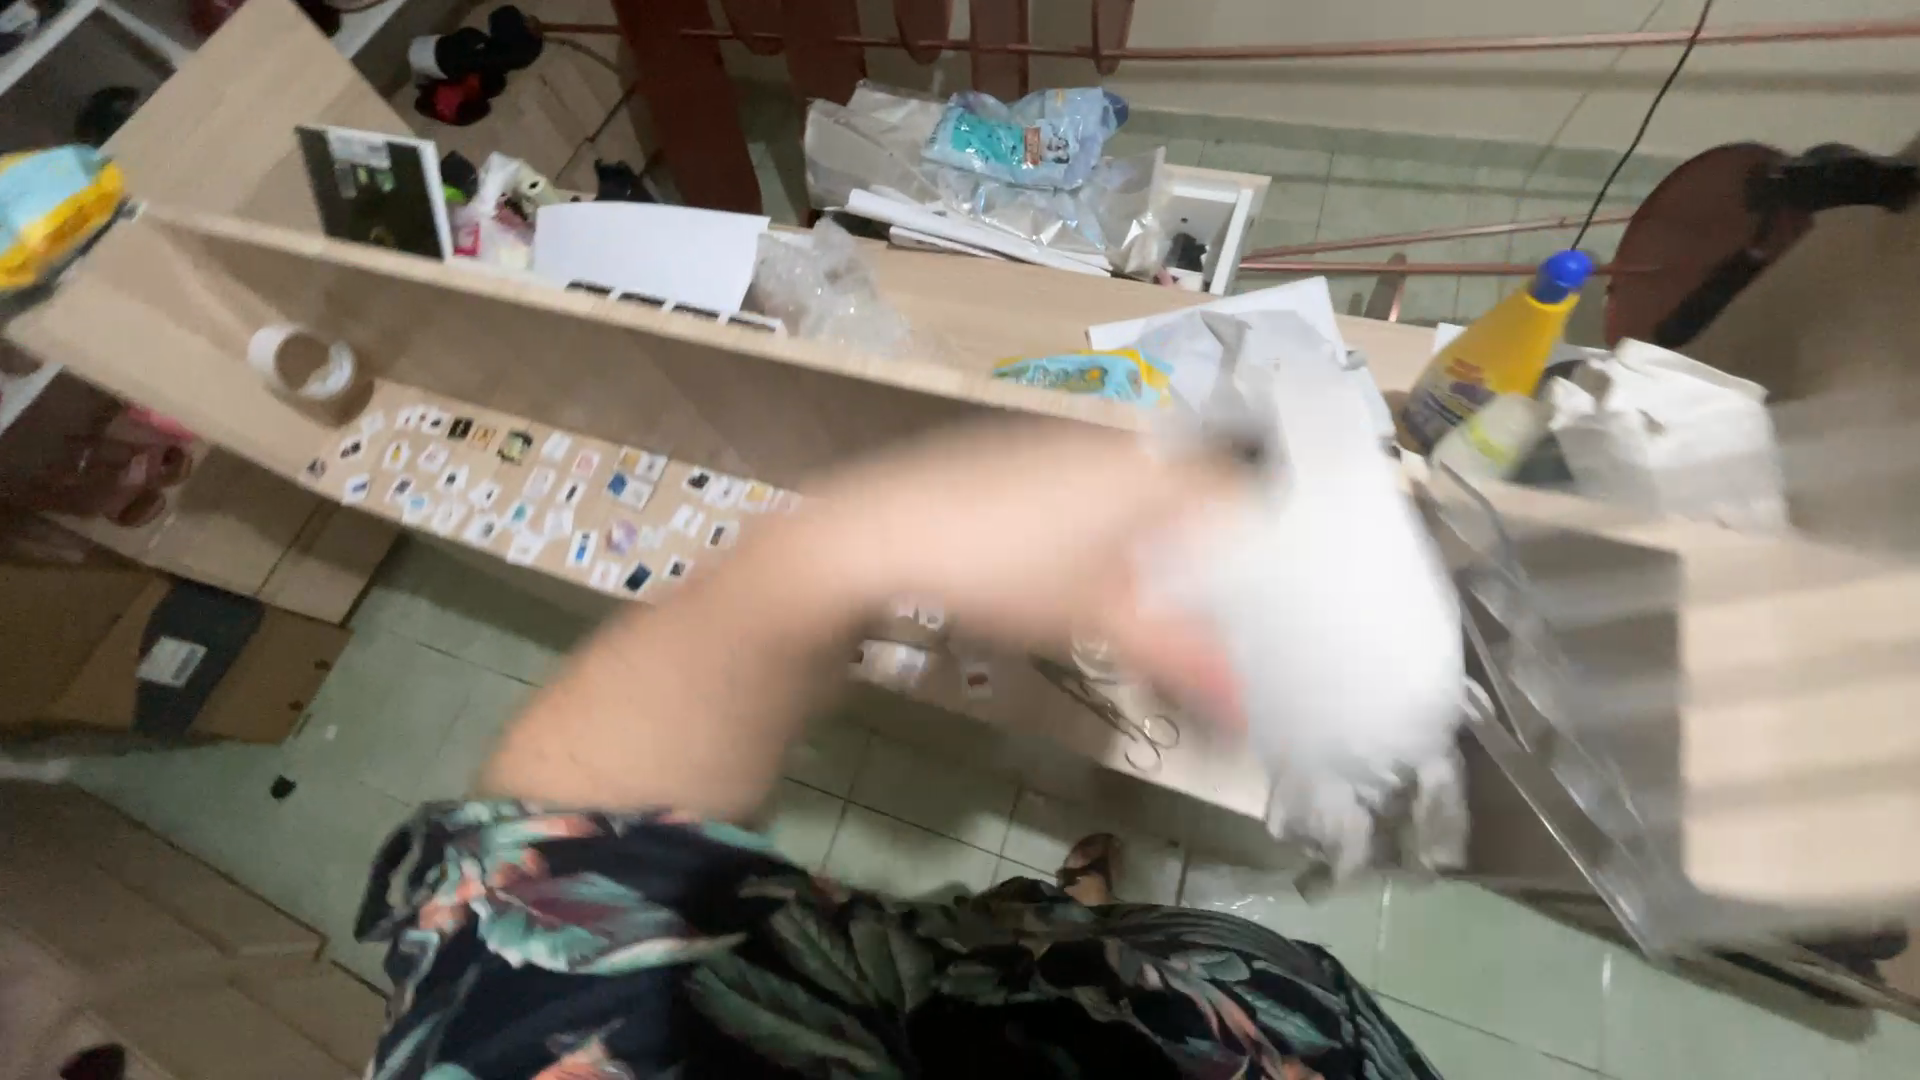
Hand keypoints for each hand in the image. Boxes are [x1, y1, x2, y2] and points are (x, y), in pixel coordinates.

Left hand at [781, 419, 1246, 723]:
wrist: (881, 533)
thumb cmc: (998, 571)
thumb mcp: (1092, 617)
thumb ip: (1175, 653)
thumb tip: (1243, 704)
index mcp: (1144, 472)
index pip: (1232, 490)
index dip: (1254, 542)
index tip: (1258, 596)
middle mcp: (1110, 444)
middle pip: (1185, 490)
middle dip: (1199, 550)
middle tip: (1199, 608)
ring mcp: (1059, 444)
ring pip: (1134, 487)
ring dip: (1148, 540)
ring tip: (1138, 595)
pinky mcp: (1017, 455)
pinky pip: (1088, 483)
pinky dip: (1102, 525)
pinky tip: (1072, 564)